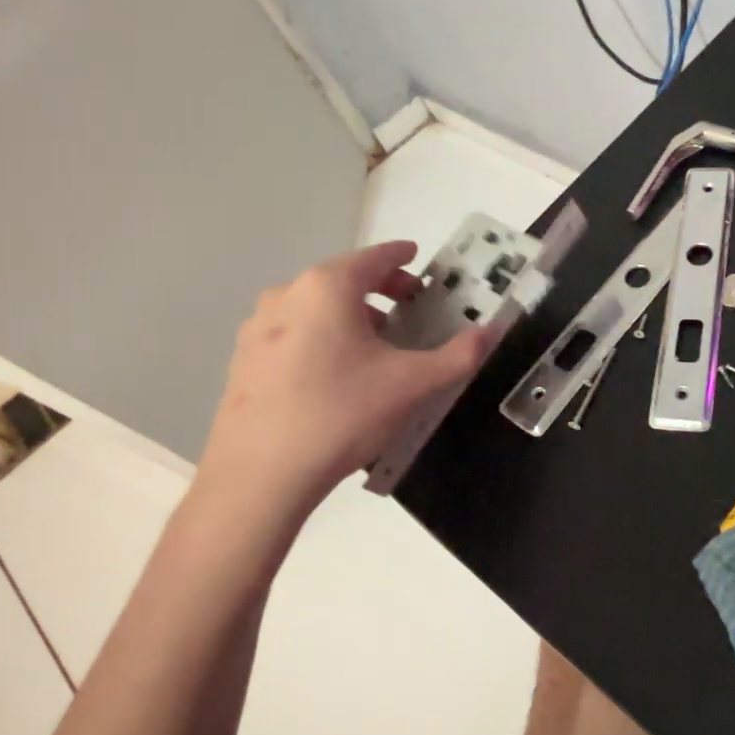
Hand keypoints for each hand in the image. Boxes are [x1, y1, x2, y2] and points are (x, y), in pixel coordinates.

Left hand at [195, 241, 490, 512]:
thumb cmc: (342, 415)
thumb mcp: (414, 384)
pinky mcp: (242, 363)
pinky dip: (319, 338)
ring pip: (314, 308)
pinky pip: (292, 334)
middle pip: (342, 279)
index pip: (374, 257)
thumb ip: (459, 354)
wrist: (258, 478)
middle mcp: (287, 296)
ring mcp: (257, 329)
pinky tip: (335, 375)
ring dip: (348, 315)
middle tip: (408, 306)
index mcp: (327, 288)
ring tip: (375, 345)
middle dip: (378, 288)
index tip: (417, 258)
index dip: (400, 256)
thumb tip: (491, 332)